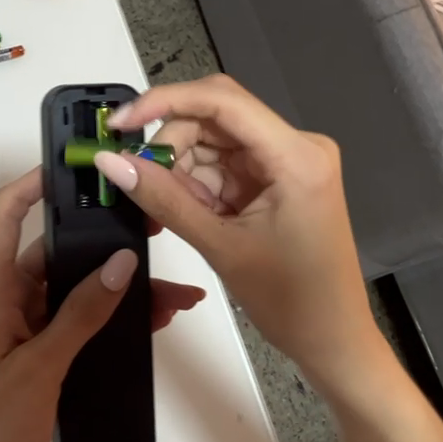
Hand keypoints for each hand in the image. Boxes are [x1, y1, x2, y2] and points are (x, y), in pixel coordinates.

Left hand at [0, 168, 204, 441]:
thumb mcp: (40, 368)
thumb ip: (80, 313)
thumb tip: (120, 261)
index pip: (4, 215)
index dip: (34, 183)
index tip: (79, 169)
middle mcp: (7, 302)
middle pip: (57, 255)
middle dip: (107, 248)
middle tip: (160, 237)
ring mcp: (24, 332)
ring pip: (76, 293)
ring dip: (120, 291)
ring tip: (178, 296)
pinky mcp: (40, 360)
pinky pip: (79, 325)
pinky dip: (113, 321)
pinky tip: (155, 322)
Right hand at [93, 75, 377, 388]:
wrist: (333, 340)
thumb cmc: (291, 300)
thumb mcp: (220, 246)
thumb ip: (164, 198)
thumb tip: (109, 161)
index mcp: (296, 155)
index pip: (221, 101)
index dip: (164, 102)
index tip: (119, 124)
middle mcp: (295, 145)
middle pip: (214, 118)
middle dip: (172, 145)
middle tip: (141, 182)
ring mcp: (286, 160)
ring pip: (213, 141)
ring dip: (182, 169)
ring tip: (171, 212)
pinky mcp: (276, 177)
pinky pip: (224, 164)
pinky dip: (197, 184)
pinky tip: (192, 213)